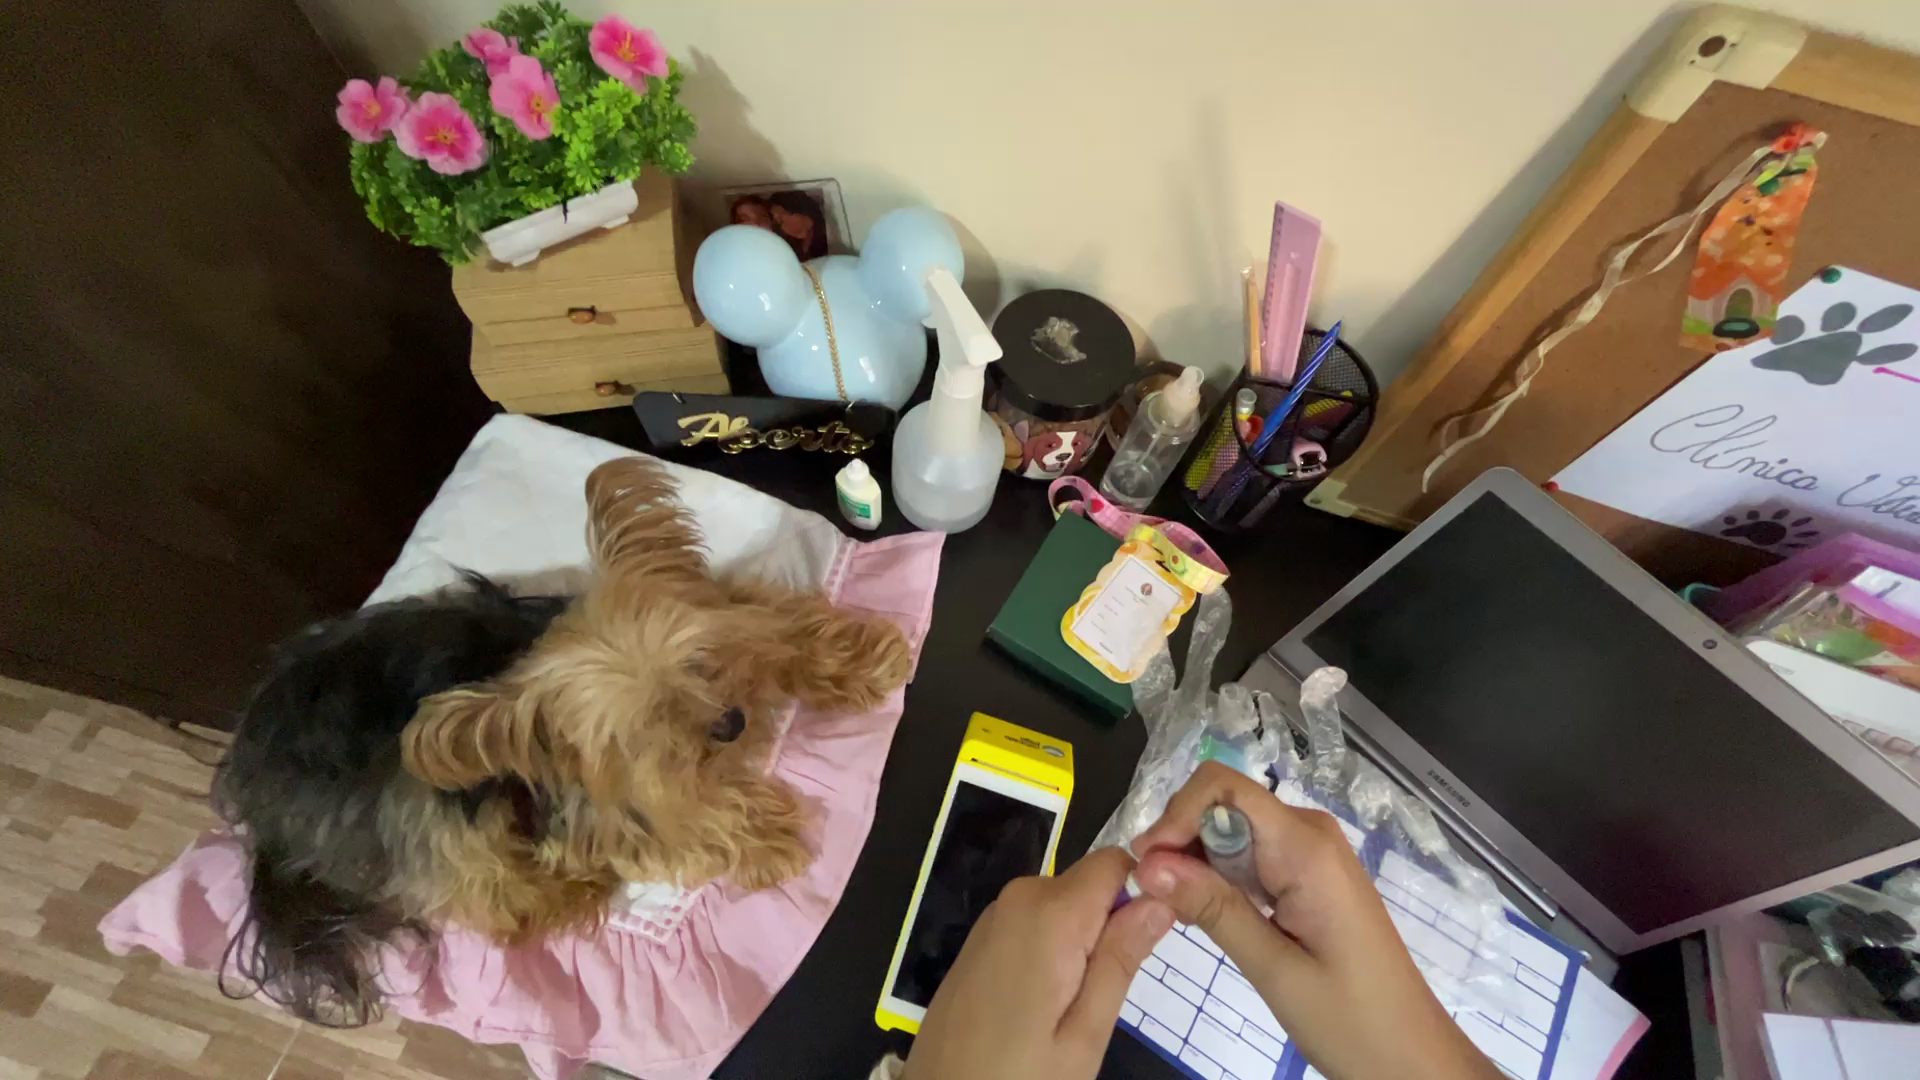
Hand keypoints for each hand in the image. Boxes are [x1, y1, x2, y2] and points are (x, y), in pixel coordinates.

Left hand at [902, 846, 1174, 1079]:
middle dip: (1110, 925)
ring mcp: (998, 912)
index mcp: (1051, 912)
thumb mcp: (1084, 1033)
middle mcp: (1021, 895)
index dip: (1141, 891)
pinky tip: (1045, 998)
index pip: (1114, 862)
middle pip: (1090, 884)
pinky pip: (1038, 919)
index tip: (1149, 941)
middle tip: (1108, 992)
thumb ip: (1120, 959)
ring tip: (1074, 1003)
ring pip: (1066, 902)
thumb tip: (1159, 900)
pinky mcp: (985, 932)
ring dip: (1082, 940)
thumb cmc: (1018, 1074)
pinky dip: (1054, 945)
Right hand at [1130, 762, 1501, 1079]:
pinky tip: (1207, 911)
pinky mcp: (1305, 869)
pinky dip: (1217, 872)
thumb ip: (1211, 908)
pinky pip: (1247, 849)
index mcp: (1305, 847)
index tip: (1148, 862)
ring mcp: (1309, 848)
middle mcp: (1307, 831)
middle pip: (1222, 802)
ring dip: (1195, 858)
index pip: (1224, 787)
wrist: (1419, 1062)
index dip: (1177, 812)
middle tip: (1156, 894)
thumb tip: (1146, 863)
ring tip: (1177, 908)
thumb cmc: (1354, 1023)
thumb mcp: (1275, 970)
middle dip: (1181, 838)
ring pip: (1230, 826)